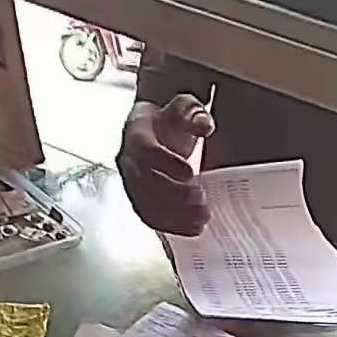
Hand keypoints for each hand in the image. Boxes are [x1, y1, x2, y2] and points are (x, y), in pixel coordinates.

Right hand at [118, 94, 215, 235]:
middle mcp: (129, 162)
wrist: (156, 133)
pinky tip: (194, 228)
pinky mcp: (141, 201)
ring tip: (202, 217)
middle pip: (146, 183)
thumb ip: (194, 113)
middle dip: (175, 194)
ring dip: (176, 215)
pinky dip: (173, 226)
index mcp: (136, 134)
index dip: (166, 163)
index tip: (190, 172)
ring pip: (148, 205)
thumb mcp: (183, 108)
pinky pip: (152, 218)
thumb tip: (206, 125)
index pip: (146, 151)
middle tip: (201, 199)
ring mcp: (133, 185)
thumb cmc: (168, 122)